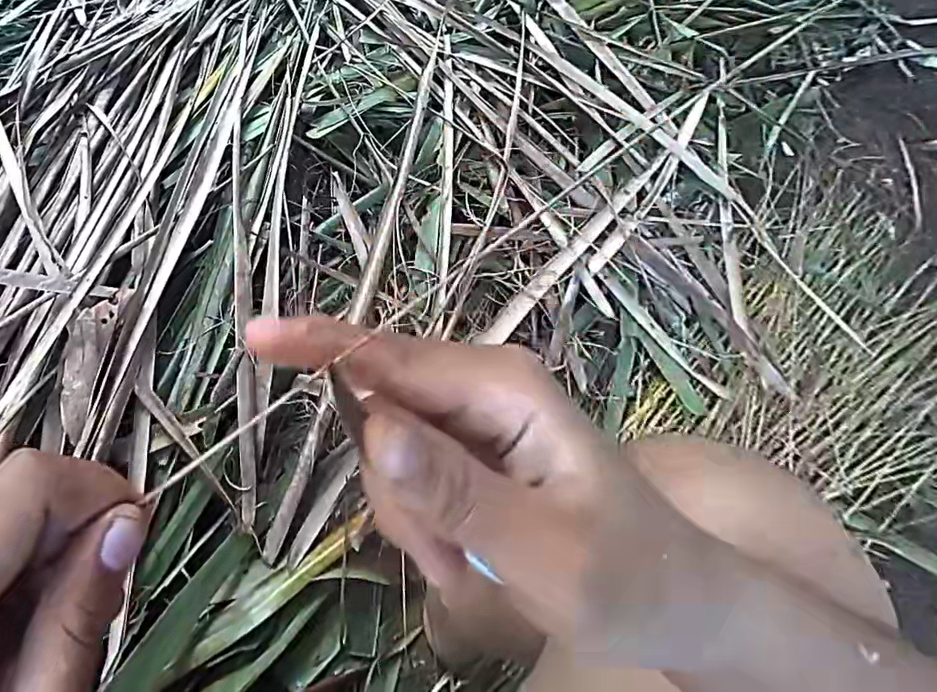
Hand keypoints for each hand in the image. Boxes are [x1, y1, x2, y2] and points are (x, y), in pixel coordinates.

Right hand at [246, 316, 731, 672]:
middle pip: (378, 413)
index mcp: (501, 385)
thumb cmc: (630, 575)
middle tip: (450, 559)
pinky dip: (421, 525)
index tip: (256, 335)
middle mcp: (476, 382)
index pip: (388, 355)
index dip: (318, 343)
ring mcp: (466, 411)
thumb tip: (372, 429)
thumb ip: (453, 492)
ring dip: (413, 520)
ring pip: (385, 454)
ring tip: (474, 566)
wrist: (680, 599)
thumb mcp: (545, 552)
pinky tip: (468, 554)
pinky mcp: (459, 442)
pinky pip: (404, 475)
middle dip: (396, 492)